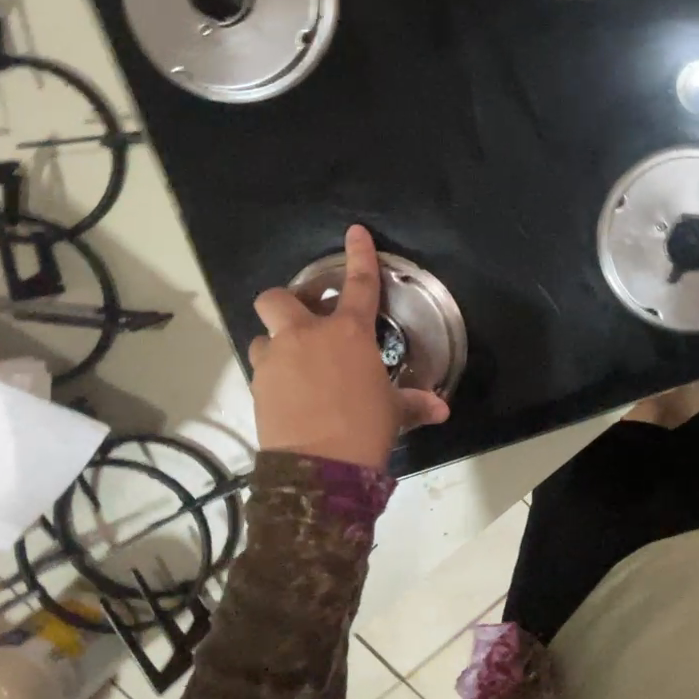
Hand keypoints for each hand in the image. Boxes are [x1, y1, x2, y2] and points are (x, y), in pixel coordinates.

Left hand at [248, 225, 448, 468]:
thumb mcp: (395, 412)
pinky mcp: (258, 388)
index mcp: (349, 333)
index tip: (354, 231)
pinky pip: (264, 371)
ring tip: (298, 366)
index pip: (360, 284)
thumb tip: (440, 409)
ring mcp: (276, 361)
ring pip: (265, 336)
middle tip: (305, 319)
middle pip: (278, 298)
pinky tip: (294, 395)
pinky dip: (276, 376)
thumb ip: (415, 404)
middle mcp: (307, 337)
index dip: (359, 254)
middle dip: (286, 302)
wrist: (319, 467)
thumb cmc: (367, 427)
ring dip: (278, 345)